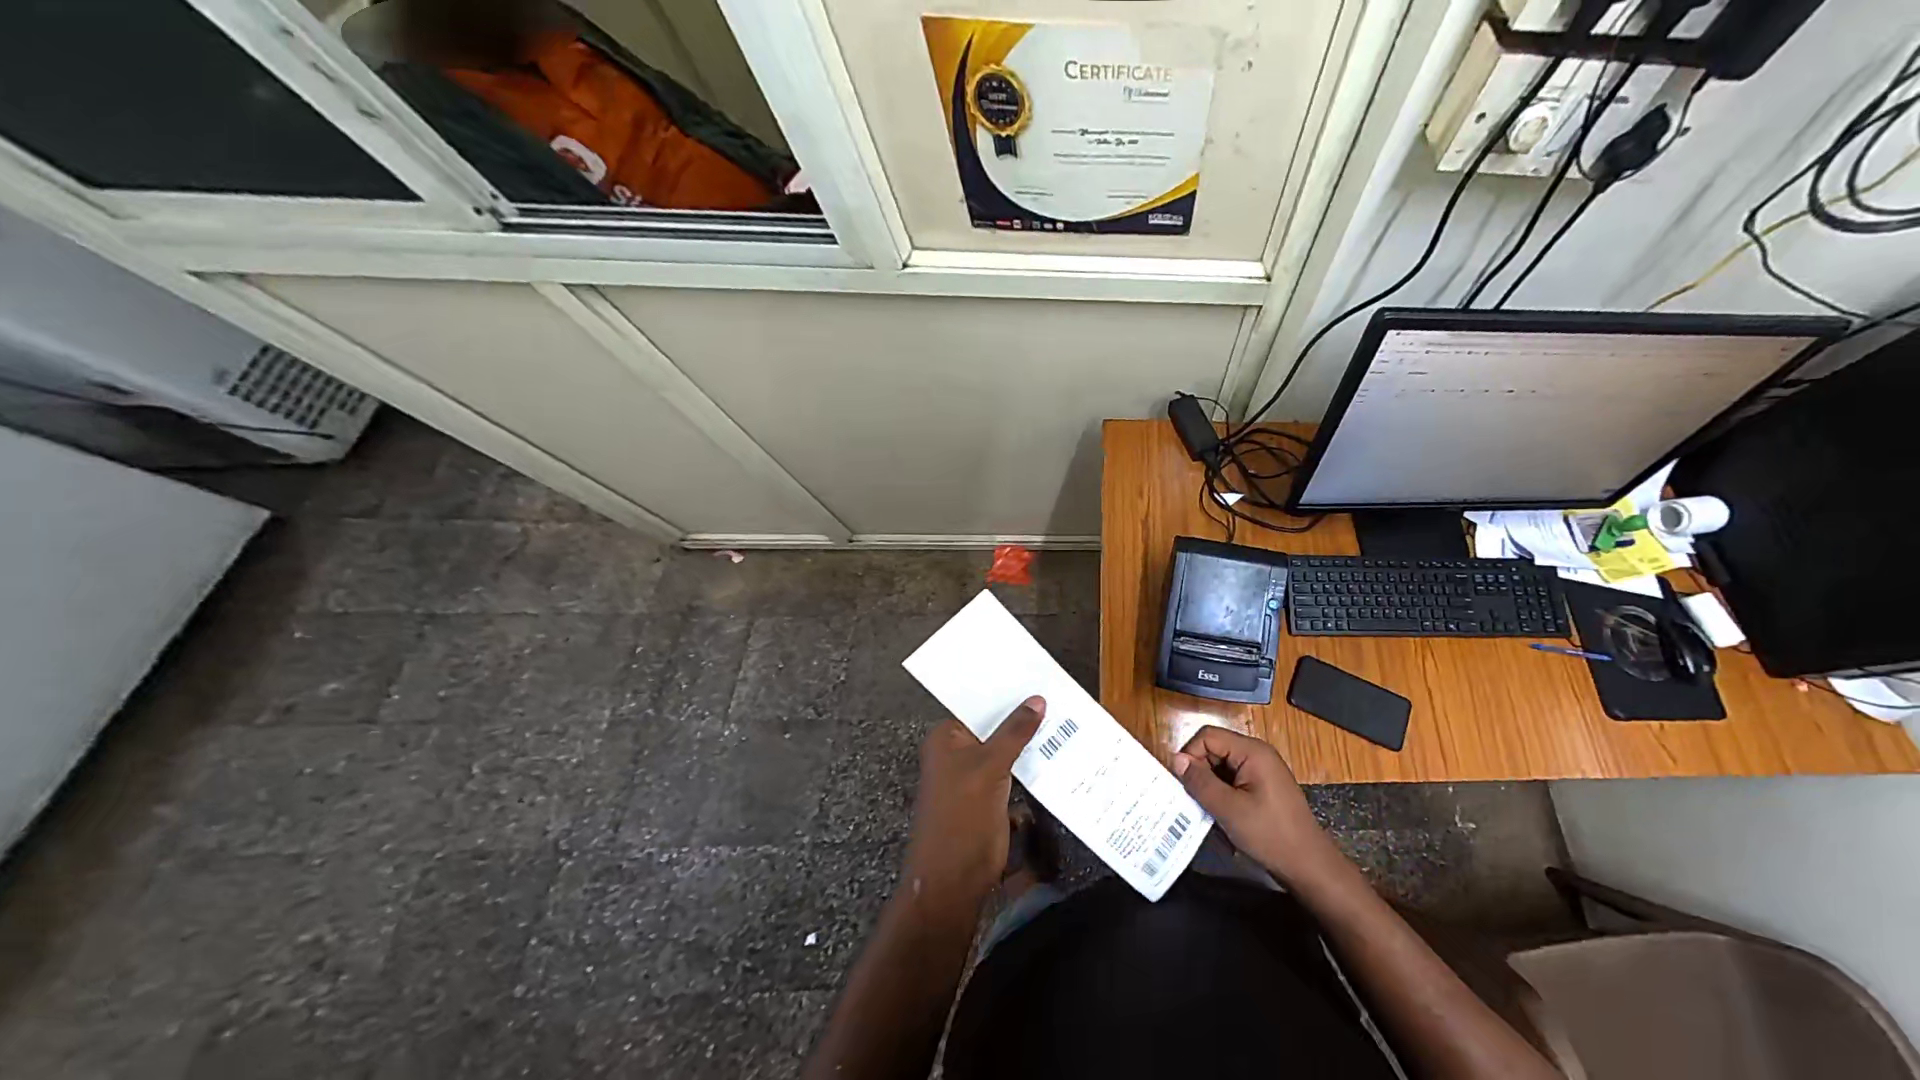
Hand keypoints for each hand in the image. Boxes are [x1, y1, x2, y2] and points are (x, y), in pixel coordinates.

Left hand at [902, 697, 1044, 899]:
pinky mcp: (990, 799)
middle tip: (1061, 700)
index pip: (978, 706)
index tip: (1038, 680)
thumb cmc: (963, 816)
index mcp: (946, 738)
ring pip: (1006, 752)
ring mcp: (973, 778)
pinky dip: (1032, 768)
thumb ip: (1015, 732)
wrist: (954, 880)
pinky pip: (1013, 775)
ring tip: (1068, 723)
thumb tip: (1037, 700)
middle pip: (994, 729)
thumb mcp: (990, 767)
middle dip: (1023, 719)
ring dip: (1031, 744)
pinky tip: (1060, 756)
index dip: (1006, 695)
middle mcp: (957, 753)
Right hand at [1172, 726, 1340, 887]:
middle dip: (1199, 771)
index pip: (1207, 736)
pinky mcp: (1262, 786)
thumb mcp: (1228, 809)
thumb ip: (1200, 781)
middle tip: (1194, 799)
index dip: (1190, 755)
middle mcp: (1257, 754)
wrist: (1309, 867)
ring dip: (1209, 785)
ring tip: (1207, 809)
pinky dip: (1221, 793)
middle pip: (1213, 748)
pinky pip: (1232, 778)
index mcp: (1252, 751)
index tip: (1183, 783)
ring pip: (1220, 765)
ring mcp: (1261, 770)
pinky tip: (1221, 814)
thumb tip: (1176, 759)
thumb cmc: (1270, 835)